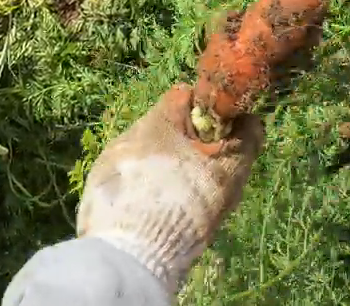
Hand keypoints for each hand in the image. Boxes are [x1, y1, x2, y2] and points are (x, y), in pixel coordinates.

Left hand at [78, 84, 262, 292]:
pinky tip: (150, 210)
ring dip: (161, 167)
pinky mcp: (98, 184)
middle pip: (165, 127)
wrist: (136, 253)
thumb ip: (245, 138)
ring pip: (146, 153)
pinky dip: (140, 187)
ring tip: (173, 198)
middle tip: (198, 175)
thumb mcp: (229, 170)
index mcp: (162, 117)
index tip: (215, 142)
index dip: (205, 116)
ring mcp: (111, 157)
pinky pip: (127, 177)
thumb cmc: (187, 202)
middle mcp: (132, 129)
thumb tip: (251, 119)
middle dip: (183, 145)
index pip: (186, 96)